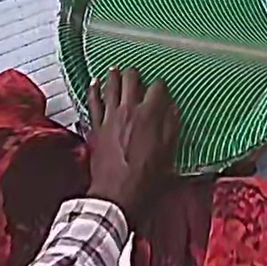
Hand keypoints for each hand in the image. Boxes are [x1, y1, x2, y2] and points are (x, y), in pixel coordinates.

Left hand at [85, 67, 180, 221]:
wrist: (117, 195)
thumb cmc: (146, 179)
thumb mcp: (168, 154)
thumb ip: (171, 127)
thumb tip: (173, 109)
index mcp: (149, 115)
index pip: (157, 88)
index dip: (161, 85)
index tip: (162, 88)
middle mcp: (129, 110)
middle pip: (131, 79)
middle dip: (136, 73)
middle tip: (137, 74)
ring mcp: (110, 116)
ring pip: (111, 86)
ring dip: (114, 75)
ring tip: (116, 69)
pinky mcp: (97, 126)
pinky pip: (93, 102)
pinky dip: (93, 90)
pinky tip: (94, 82)